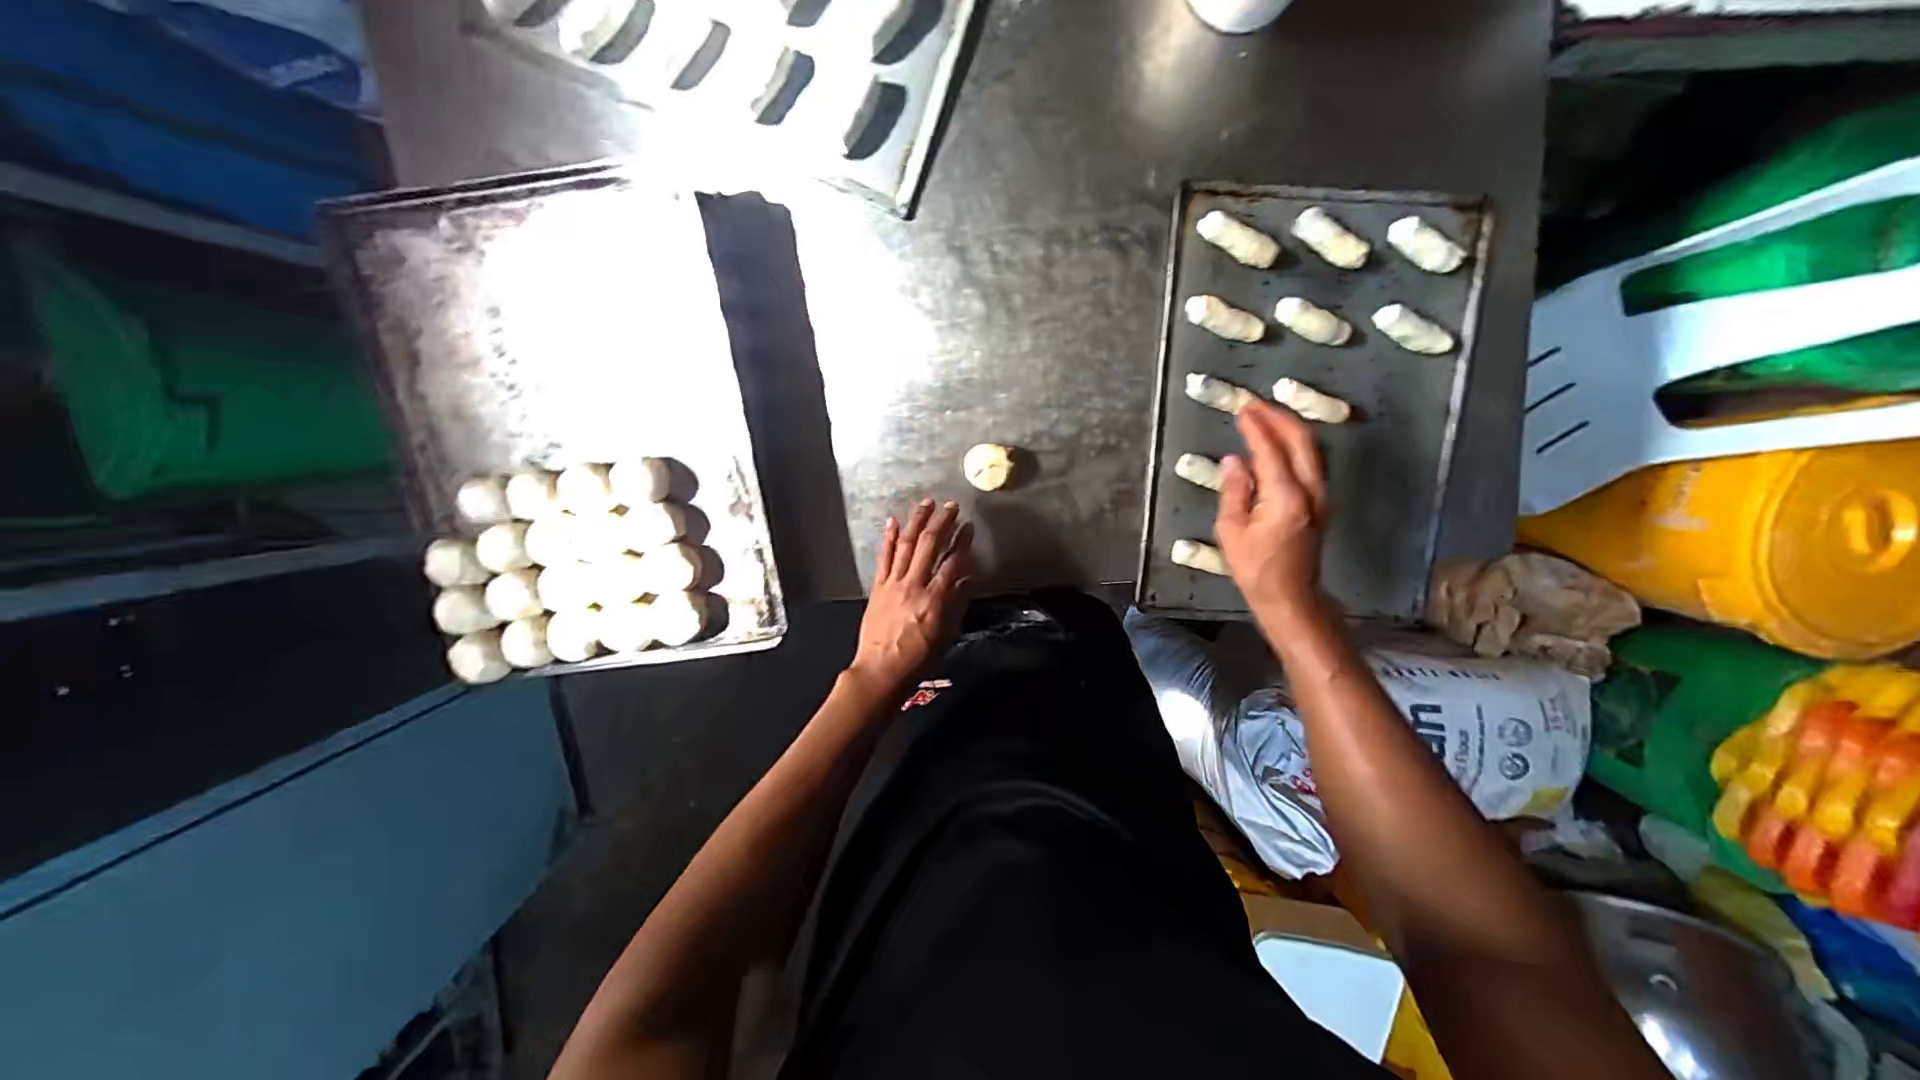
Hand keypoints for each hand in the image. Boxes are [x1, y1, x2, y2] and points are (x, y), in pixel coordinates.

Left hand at [850, 499, 972, 690]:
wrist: (881, 669)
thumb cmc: (918, 658)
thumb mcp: (946, 633)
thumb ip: (957, 603)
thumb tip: (968, 577)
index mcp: (935, 599)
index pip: (953, 562)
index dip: (963, 542)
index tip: (969, 527)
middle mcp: (914, 585)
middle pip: (929, 545)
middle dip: (942, 522)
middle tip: (951, 505)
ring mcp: (893, 583)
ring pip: (906, 545)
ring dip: (917, 521)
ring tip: (926, 503)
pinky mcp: (878, 587)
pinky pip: (884, 557)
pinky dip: (888, 538)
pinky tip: (893, 521)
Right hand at [1215, 398, 1329, 624]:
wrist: (1289, 595)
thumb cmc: (1255, 568)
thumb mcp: (1231, 531)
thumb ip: (1234, 491)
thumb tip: (1234, 461)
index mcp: (1286, 497)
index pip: (1272, 450)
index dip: (1257, 427)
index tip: (1242, 409)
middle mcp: (1311, 491)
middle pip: (1301, 441)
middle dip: (1278, 418)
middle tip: (1256, 405)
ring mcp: (1321, 496)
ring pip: (1311, 449)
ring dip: (1290, 429)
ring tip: (1267, 417)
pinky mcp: (1321, 503)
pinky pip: (1311, 463)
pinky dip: (1295, 446)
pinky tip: (1278, 445)